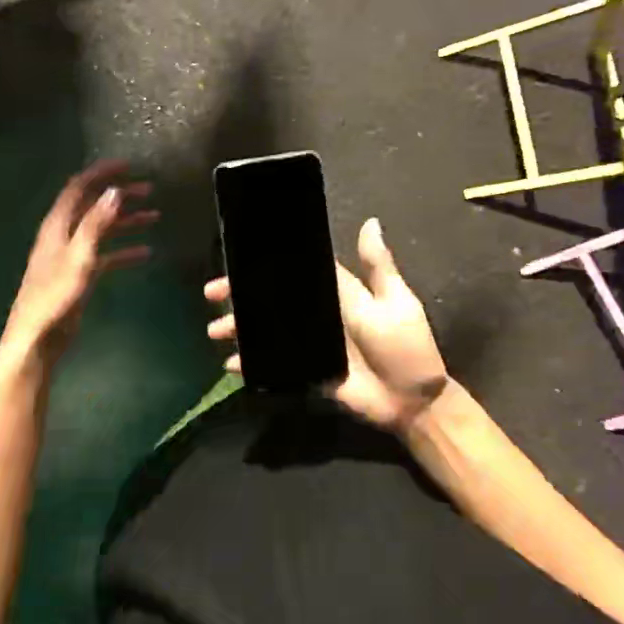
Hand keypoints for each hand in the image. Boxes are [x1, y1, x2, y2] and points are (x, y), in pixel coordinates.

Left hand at [6, 160, 156, 349]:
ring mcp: (71, 255)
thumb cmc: (56, 296)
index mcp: (58, 225)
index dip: (101, 173)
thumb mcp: (80, 257)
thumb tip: (114, 191)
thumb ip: (97, 223)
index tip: (128, 166)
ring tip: (154, 216)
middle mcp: (63, 235)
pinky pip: (105, 255)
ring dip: (125, 221)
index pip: (79, 188)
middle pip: (92, 206)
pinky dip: (124, 251)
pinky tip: (145, 253)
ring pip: (101, 229)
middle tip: (149, 190)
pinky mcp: (78, 275)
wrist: (38, 337)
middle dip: (119, 195)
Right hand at [206, 217, 451, 431]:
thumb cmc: (406, 347)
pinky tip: (231, 364)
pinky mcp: (305, 370)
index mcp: (336, 293)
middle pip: (271, 299)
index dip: (266, 263)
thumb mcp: (395, 302)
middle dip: (239, 295)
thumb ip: (378, 267)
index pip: (295, 271)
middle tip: (211, 293)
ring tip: (215, 331)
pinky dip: (250, 363)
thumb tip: (370, 221)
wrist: (412, 402)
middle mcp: (317, 314)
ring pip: (266, 329)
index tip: (236, 256)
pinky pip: (272, 363)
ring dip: (238, 328)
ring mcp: (308, 343)